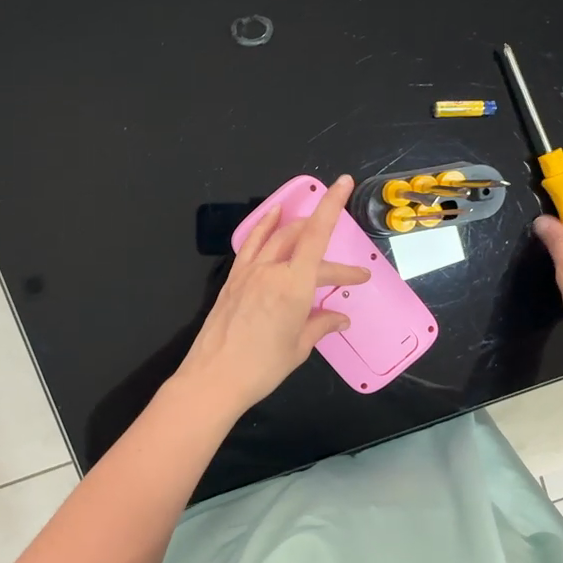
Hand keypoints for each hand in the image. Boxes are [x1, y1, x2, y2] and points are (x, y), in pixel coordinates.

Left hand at [170, 175, 370, 415]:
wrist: (214, 378)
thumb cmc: (262, 367)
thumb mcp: (299, 347)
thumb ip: (320, 325)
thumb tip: (339, 317)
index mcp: (294, 285)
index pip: (317, 234)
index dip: (333, 205)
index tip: (344, 184)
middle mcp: (271, 270)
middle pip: (302, 241)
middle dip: (330, 254)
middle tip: (349, 277)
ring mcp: (248, 272)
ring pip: (276, 237)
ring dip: (298, 228)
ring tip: (313, 225)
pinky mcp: (232, 280)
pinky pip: (251, 244)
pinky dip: (265, 227)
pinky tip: (272, 220)